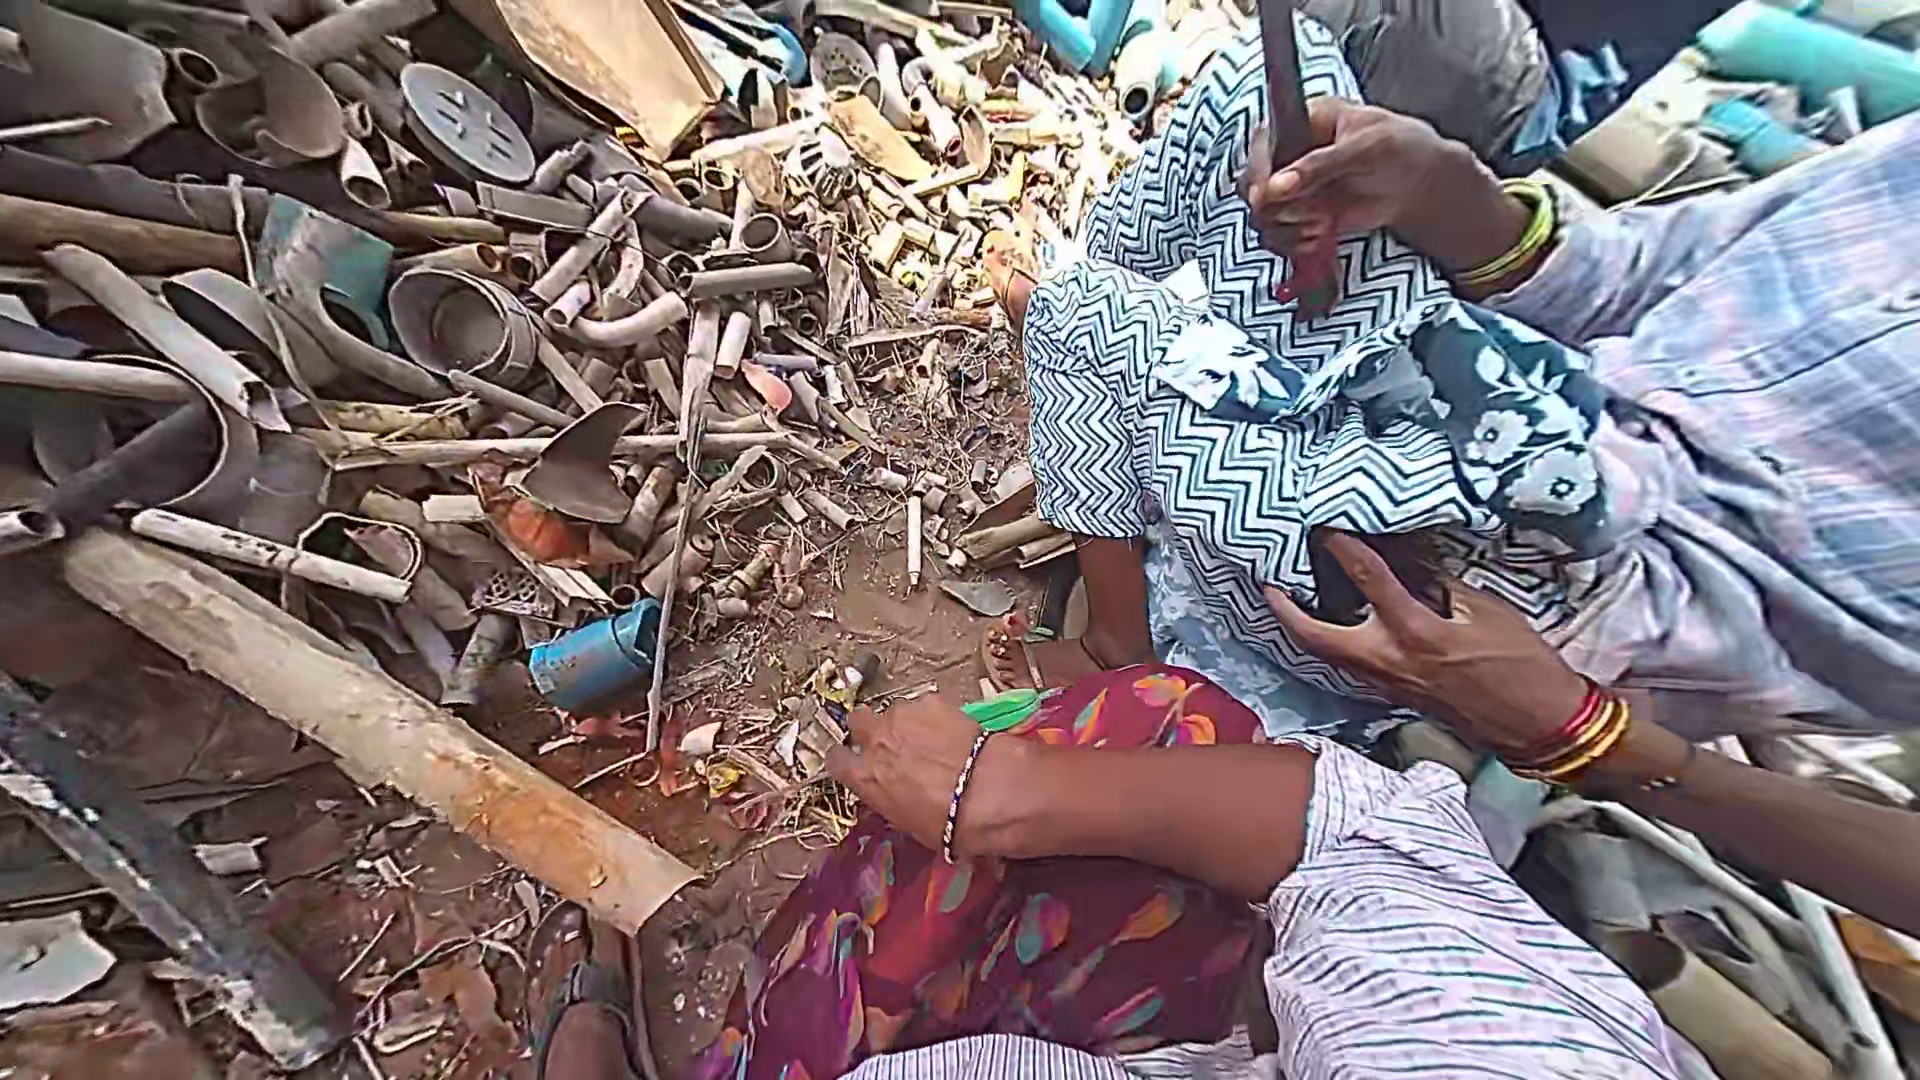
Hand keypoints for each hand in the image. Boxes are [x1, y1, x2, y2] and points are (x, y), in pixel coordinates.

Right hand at [826, 697, 1027, 856]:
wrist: (985, 790)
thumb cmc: (945, 822)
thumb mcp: (903, 820)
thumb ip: (886, 794)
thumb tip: (890, 789)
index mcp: (864, 775)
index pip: (836, 759)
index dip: (847, 758)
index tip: (856, 761)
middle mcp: (876, 739)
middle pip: (858, 720)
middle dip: (869, 727)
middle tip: (890, 740)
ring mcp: (902, 714)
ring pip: (893, 710)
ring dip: (905, 721)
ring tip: (929, 737)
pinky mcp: (930, 700)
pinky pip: (924, 705)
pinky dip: (932, 715)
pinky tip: (950, 729)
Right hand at [1243, 99, 1526, 277]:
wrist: (1415, 186)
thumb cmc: (1399, 149)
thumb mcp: (1366, 148)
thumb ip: (1320, 165)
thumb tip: (1274, 187)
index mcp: (1302, 123)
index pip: (1260, 145)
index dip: (1257, 171)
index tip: (1265, 195)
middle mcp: (1288, 157)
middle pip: (1250, 186)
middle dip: (1272, 207)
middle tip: (1303, 212)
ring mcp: (1288, 190)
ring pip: (1260, 216)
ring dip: (1287, 227)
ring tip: (1321, 223)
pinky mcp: (1294, 217)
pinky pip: (1273, 236)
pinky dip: (1292, 243)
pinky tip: (1318, 238)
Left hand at [1264, 532, 1586, 752]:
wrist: (1538, 726)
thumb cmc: (1521, 664)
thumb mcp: (1486, 612)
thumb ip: (1437, 585)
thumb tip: (1403, 561)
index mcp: (1414, 632)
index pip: (1366, 577)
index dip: (1340, 547)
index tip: (1322, 528)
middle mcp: (1384, 657)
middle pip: (1311, 633)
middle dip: (1282, 608)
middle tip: (1268, 582)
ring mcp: (1379, 679)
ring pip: (1319, 652)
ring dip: (1296, 626)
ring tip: (1283, 600)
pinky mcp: (1384, 692)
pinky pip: (1339, 663)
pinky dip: (1323, 642)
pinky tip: (1322, 626)